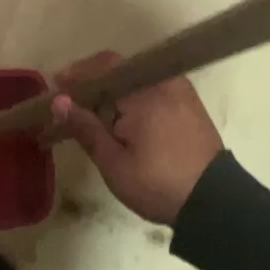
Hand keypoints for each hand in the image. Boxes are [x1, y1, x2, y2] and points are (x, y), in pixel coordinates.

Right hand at [49, 50, 223, 225]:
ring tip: (91, 110)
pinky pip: (151, 85)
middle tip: (70, 101)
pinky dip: (131, 94)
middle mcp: (162, 80)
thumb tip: (58, 101)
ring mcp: (178, 88)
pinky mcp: (187, 100)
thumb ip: (86, 128)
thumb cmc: (159, 184)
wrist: (213, 202)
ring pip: (135, 77)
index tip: (56, 87)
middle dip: (92, 81)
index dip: (78, 74)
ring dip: (112, 88)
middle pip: (119, 69)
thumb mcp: (115, 164)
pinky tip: (120, 115)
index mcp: (144, 91)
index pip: (104, 67)